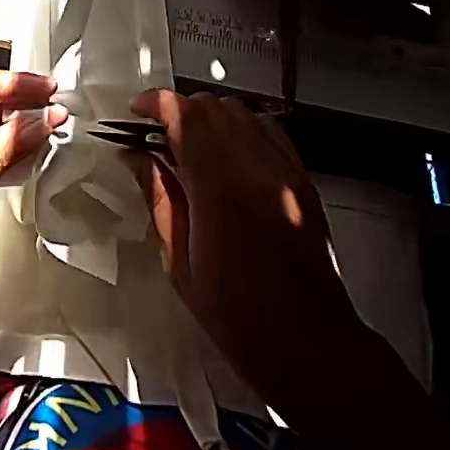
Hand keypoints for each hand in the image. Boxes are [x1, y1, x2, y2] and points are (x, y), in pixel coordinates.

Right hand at [129, 90, 362, 397]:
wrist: (311, 345)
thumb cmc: (245, 319)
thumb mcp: (181, 263)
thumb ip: (159, 198)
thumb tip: (139, 159)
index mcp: (222, 192)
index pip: (185, 116)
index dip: (156, 103)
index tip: (138, 110)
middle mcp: (258, 171)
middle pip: (211, 106)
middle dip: (177, 110)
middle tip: (156, 134)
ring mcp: (285, 171)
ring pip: (240, 111)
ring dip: (208, 117)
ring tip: (189, 144)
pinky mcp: (302, 177)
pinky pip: (267, 129)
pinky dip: (240, 128)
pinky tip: (226, 153)